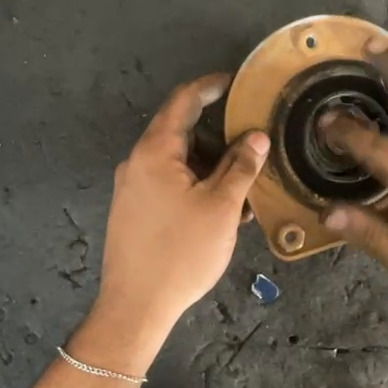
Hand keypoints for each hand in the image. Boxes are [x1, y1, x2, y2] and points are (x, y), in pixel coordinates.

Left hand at [75, 74, 267, 376]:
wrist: (136, 305)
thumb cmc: (180, 253)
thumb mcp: (221, 208)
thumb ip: (241, 166)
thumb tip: (256, 136)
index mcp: (155, 152)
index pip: (183, 101)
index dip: (211, 87)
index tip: (236, 81)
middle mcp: (137, 163)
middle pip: (182, 134)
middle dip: (219, 139)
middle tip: (253, 149)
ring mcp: (132, 189)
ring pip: (178, 164)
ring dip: (210, 169)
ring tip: (244, 189)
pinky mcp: (133, 213)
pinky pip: (169, 186)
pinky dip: (196, 188)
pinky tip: (221, 211)